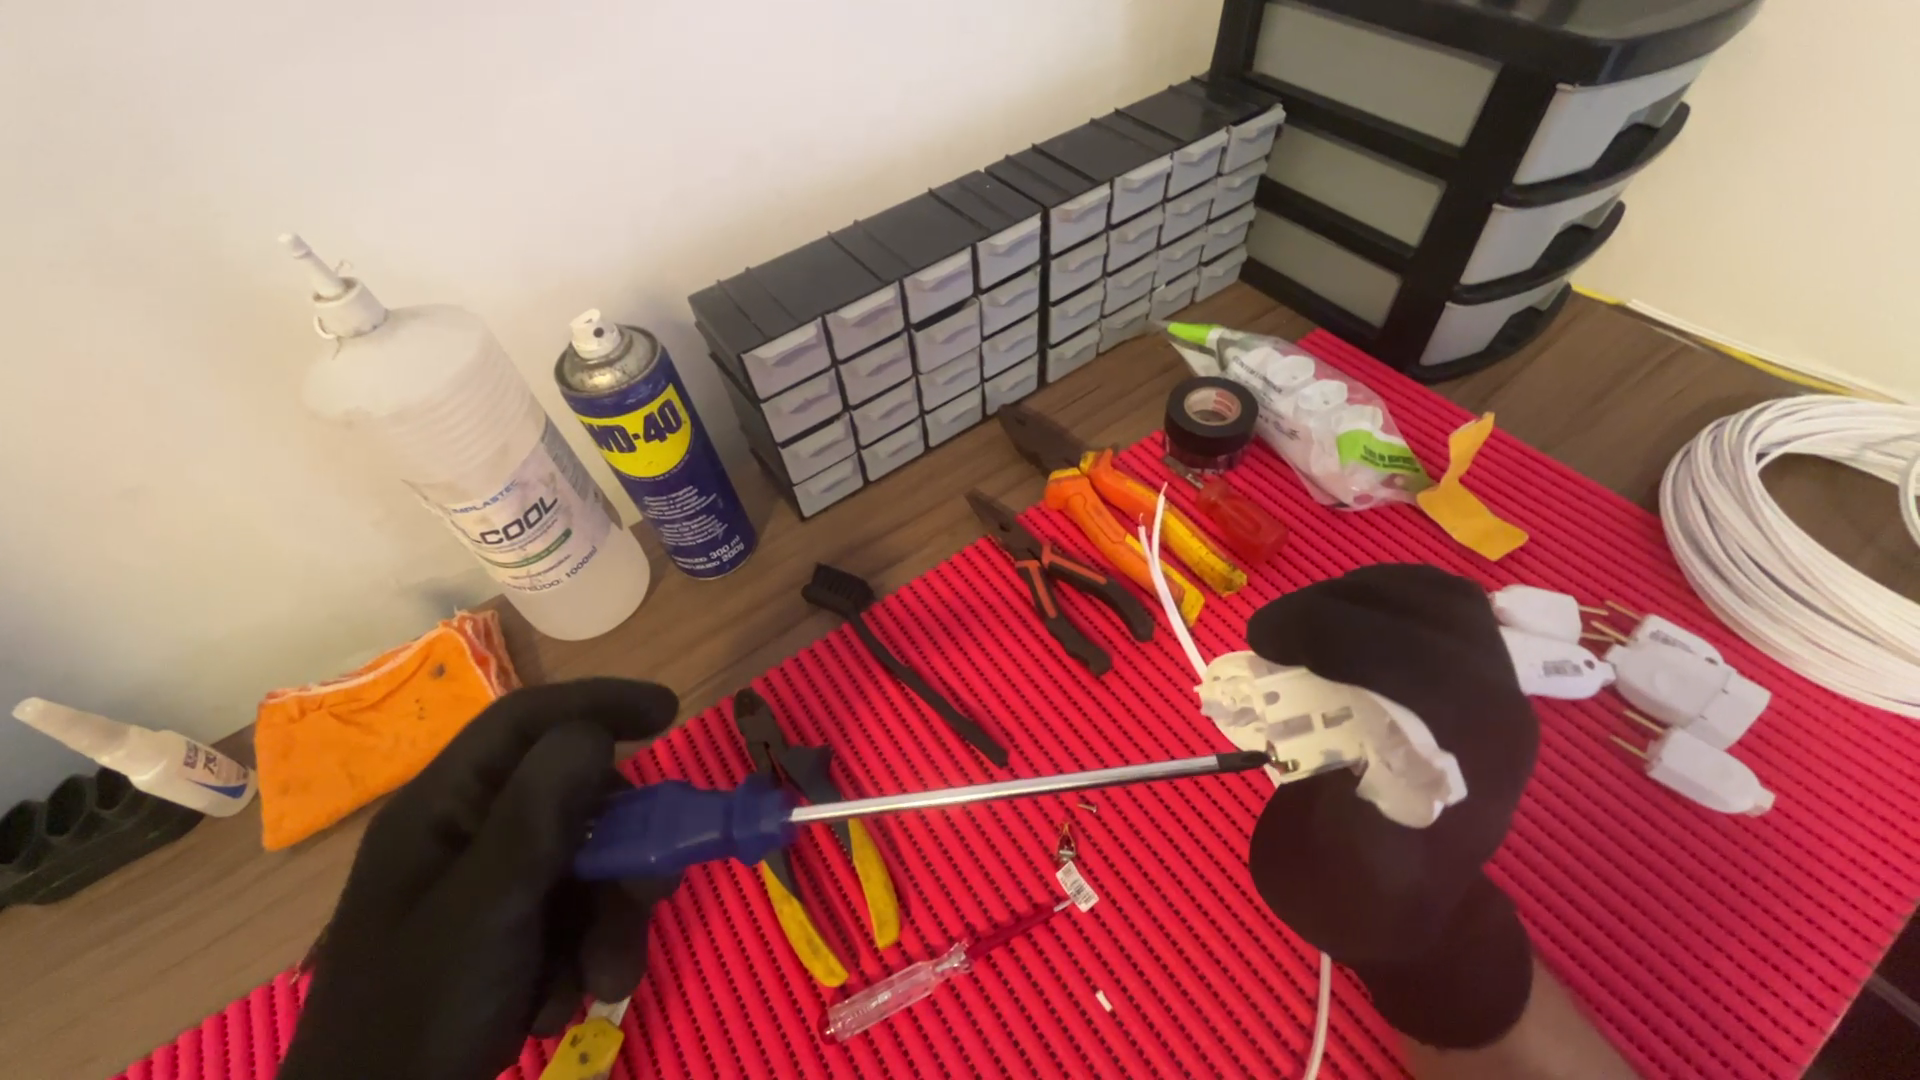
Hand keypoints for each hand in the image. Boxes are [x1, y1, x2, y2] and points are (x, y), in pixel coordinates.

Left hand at [280, 679, 681, 1079]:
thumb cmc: (416, 1014)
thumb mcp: (484, 907)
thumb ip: (537, 812)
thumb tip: (592, 731)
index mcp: (443, 809)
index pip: (526, 721)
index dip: (598, 704)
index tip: (668, 715)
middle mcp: (470, 835)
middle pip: (577, 799)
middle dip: (623, 849)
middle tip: (655, 889)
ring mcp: (493, 886)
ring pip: (591, 861)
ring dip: (613, 918)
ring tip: (605, 978)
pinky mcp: (513, 932)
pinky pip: (583, 911)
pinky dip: (590, 952)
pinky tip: (566, 998)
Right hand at [1244, 564, 1538, 1048]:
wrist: (1415, 910)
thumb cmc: (1363, 893)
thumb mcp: (1326, 865)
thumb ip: (1315, 785)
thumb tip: (1284, 699)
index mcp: (1464, 765)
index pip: (1417, 661)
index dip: (1329, 630)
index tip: (1260, 639)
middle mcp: (1498, 716)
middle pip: (1432, 614)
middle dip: (1336, 606)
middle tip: (1270, 632)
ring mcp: (1499, 691)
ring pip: (1444, 598)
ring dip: (1363, 592)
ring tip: (1304, 620)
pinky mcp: (1482, 679)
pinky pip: (1445, 608)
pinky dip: (1387, 595)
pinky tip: (1343, 619)